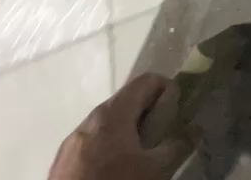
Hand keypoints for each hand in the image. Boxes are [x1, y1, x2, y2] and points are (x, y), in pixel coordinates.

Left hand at [47, 73, 192, 179]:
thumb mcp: (156, 170)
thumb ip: (178, 145)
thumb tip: (191, 132)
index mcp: (112, 114)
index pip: (146, 81)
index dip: (166, 89)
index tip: (174, 111)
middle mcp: (88, 120)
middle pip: (125, 100)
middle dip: (147, 112)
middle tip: (160, 134)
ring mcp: (70, 142)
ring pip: (106, 122)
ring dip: (126, 130)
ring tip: (137, 154)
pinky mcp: (60, 163)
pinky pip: (90, 142)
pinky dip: (107, 146)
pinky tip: (112, 169)